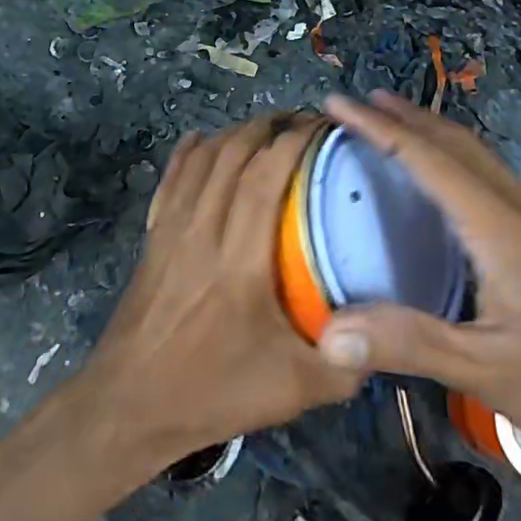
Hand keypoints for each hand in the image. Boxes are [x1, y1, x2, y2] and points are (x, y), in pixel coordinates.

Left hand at [83, 115, 368, 459]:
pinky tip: (201, 140)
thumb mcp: (298, 389)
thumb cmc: (215, 391)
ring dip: (232, 134)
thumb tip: (387, 329)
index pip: (265, 176)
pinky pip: (170, 179)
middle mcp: (201, 228)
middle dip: (267, 126)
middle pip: (231, 154)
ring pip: (200, 160)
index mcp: (239, 258)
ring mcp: (170, 228)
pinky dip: (188, 153)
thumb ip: (350, 360)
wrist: (133, 399)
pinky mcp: (151, 236)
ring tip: (263, 128)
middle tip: (301, 121)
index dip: (294, 142)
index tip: (324, 129)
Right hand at [316, 92, 520, 496]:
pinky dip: (463, 169)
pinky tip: (459, 201)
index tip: (337, 101)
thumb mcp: (497, 375)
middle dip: (408, 116)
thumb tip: (329, 333)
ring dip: (437, 139)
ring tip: (400, 135)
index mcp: (506, 231)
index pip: (429, 158)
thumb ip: (411, 343)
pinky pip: (504, 188)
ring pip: (488, 164)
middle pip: (462, 145)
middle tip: (362, 103)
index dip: (378, 125)